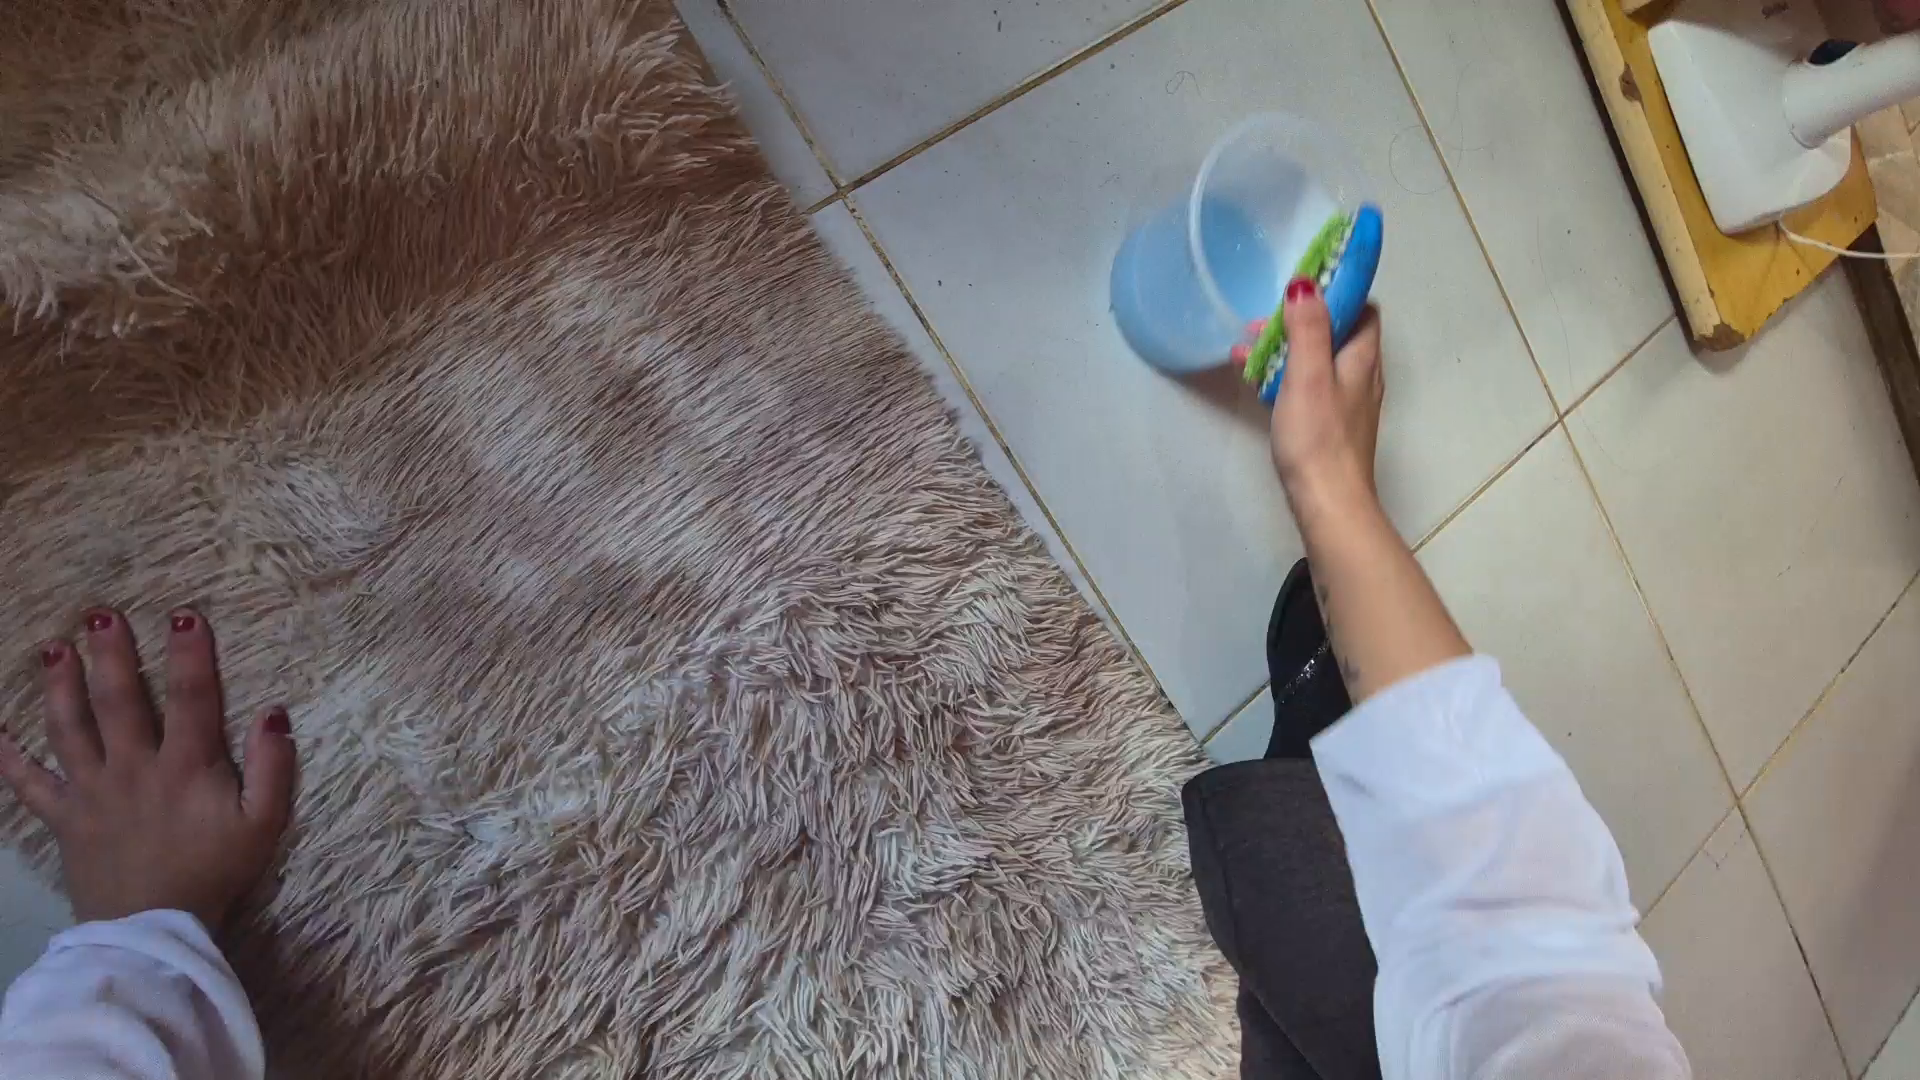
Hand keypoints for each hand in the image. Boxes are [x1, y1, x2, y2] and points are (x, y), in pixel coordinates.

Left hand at [0, 608, 295, 929]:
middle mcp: (134, 768)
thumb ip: (273, 765)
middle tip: (100, 616)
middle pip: (121, 702)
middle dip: (113, 656)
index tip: (186, 617)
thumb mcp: (267, 818)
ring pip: (70, 729)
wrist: (153, 924)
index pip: (194, 697)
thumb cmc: (221, 865)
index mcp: (188, 766)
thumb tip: (274, 713)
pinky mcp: (65, 817)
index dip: (192, 655)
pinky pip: (27, 783)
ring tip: (51, 650)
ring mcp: (92, 792)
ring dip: (60, 687)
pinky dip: (6, 756)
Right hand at [1264, 279, 1383, 517]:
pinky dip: (1283, 378)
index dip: (1337, 293)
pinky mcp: (1327, 427)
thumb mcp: (1308, 376)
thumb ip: (1307, 330)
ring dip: (1285, 351)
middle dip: (1299, 322)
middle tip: (1261, 323)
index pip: (1362, 310)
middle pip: (1336, 335)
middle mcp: (1360, 377)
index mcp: (1362, 359)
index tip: (1301, 290)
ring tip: (1246, 352)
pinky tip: (1256, 385)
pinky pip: (1306, 388)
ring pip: (1317, 362)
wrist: (1327, 500)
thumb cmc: (1318, 437)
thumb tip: (1305, 284)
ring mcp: (1344, 404)